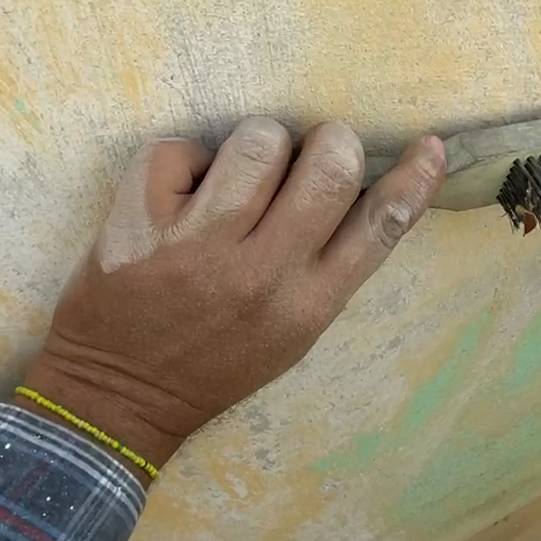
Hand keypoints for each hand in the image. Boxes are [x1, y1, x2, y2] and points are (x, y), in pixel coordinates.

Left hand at [19, 118, 446, 477]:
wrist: (113, 401)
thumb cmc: (217, 360)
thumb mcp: (295, 329)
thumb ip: (333, 262)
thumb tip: (368, 182)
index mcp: (309, 304)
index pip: (379, 226)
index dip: (414, 179)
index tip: (427, 146)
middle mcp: (261, 274)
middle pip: (328, 167)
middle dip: (327, 143)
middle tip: (308, 156)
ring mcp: (195, 248)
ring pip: (259, 140)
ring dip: (256, 146)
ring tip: (237, 177)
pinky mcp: (136, 225)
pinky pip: (180, 147)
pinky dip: (184, 161)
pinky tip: (178, 193)